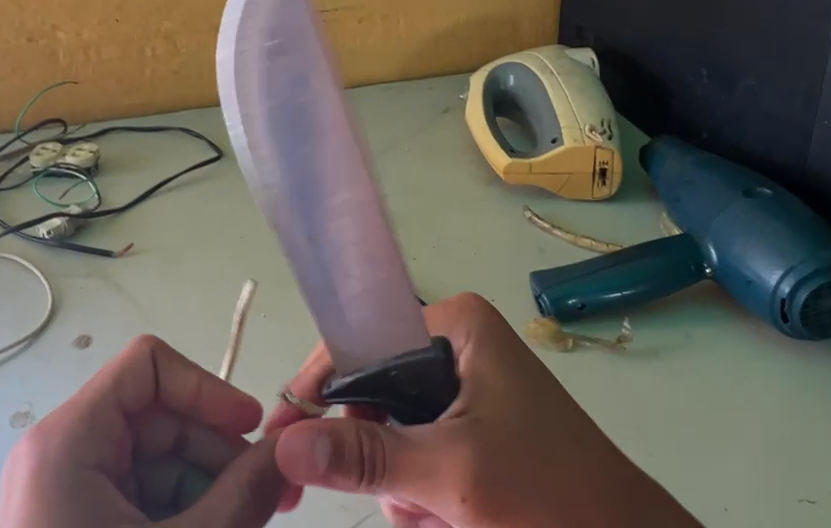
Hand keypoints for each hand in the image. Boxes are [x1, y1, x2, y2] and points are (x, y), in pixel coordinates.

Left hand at [0, 334, 286, 527]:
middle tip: (274, 494)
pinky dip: (182, 512)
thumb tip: (293, 448)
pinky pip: (141, 496)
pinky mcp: (75, 523)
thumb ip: (245, 493)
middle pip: (158, 417)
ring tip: (248, 523)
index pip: (147, 367)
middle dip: (218, 452)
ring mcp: (66, 491)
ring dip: (208, 487)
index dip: (206, 387)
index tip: (252, 428)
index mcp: (69, 440)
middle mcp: (61, 453)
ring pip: (156, 461)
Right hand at [264, 293, 699, 527]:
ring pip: (394, 431)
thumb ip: (368, 457)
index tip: (287, 435)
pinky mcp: (477, 427)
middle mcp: (457, 343)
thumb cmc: (547, 491)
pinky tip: (449, 520)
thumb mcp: (451, 473)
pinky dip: (423, 494)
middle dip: (376, 453)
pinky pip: (420, 452)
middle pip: (375, 390)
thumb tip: (283, 443)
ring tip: (437, 516)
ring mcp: (468, 387)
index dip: (321, 386)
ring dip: (403, 484)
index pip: (361, 339)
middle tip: (399, 499)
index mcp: (454, 323)